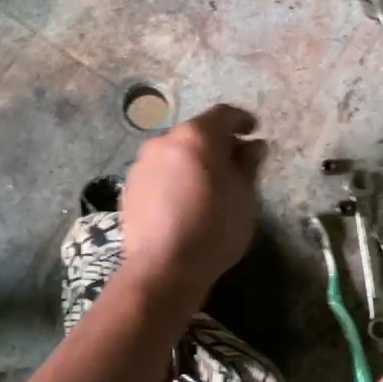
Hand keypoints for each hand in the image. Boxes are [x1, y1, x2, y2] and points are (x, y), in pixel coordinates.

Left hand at [117, 104, 263, 311]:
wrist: (164, 267)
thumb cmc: (214, 227)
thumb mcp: (243, 196)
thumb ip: (247, 164)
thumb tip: (253, 146)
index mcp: (196, 136)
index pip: (223, 114)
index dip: (241, 120)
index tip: (253, 131)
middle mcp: (164, 141)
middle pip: (196, 133)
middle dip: (216, 143)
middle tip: (234, 161)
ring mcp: (142, 164)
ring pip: (174, 153)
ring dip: (192, 161)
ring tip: (207, 184)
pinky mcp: (129, 188)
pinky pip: (158, 173)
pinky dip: (173, 178)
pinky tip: (183, 201)